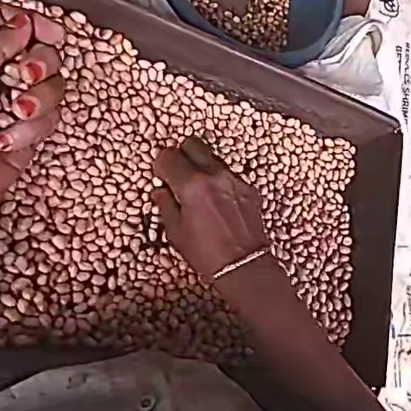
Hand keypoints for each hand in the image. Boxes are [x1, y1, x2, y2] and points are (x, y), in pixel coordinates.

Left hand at [0, 5, 65, 236]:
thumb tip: (23, 23)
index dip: (32, 23)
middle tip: (24, 74)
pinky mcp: (29, 132)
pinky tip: (6, 139)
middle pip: (41, 51)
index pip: (9, 22)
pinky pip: (51, 119)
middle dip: (40, 63)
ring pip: (53, 87)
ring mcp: (15, 104)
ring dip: (37, 100)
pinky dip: (30, 129)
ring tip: (12, 113)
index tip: (47, 30)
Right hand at [152, 137, 271, 280]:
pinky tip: (217, 201)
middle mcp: (215, 177)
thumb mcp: (176, 232)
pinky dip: (220, 181)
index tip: (161, 175)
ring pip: (213, 158)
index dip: (161, 165)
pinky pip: (229, 175)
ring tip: (198, 191)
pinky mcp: (249, 189)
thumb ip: (166, 205)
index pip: (169, 156)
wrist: (244, 266)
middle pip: (193, 144)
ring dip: (202, 168)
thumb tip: (161, 191)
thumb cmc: (208, 254)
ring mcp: (235, 181)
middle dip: (182, 155)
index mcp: (192, 186)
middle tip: (178, 174)